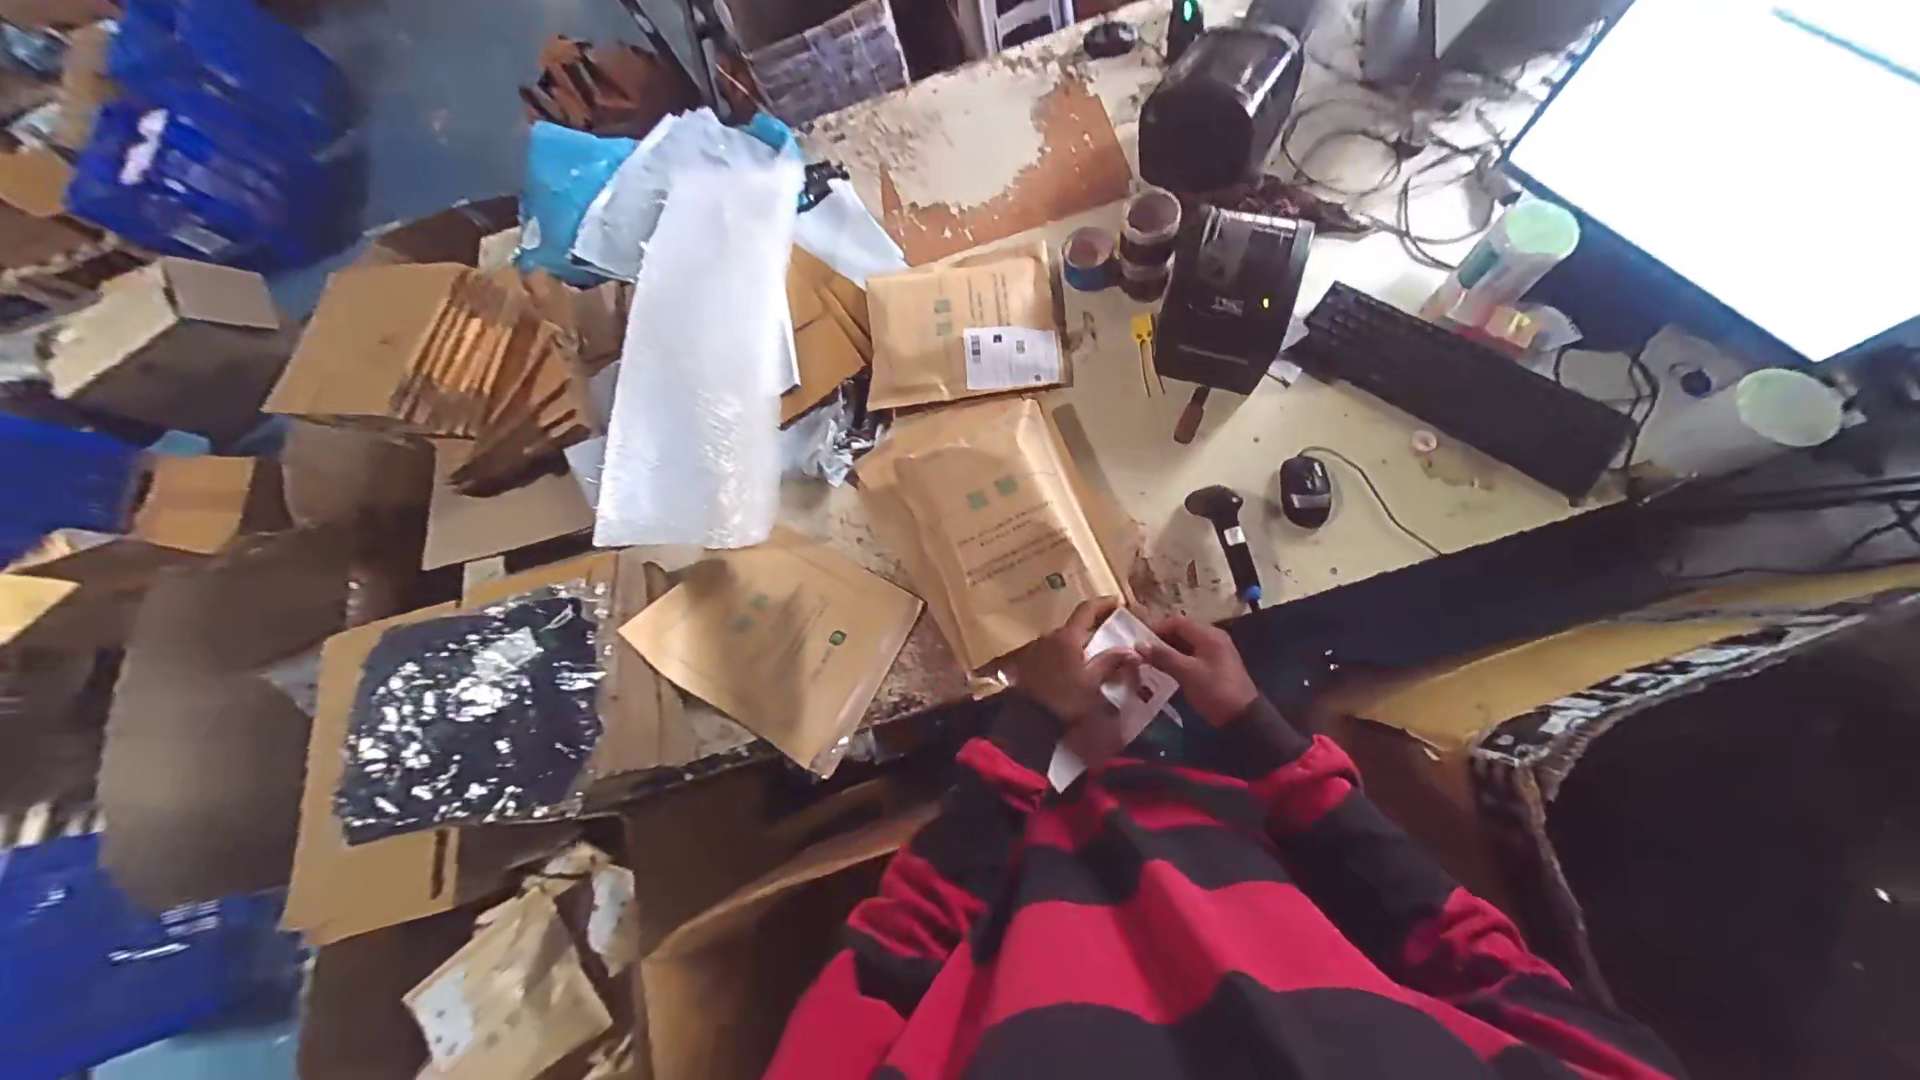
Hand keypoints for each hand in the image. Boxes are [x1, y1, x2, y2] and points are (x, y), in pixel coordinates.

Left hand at [1006, 597, 1139, 726]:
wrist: (1028, 718)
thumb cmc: (1064, 698)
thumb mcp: (1092, 683)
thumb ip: (1110, 662)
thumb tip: (1131, 650)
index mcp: (1067, 637)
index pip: (1087, 609)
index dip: (1103, 603)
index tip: (1118, 602)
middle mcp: (1051, 636)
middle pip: (1076, 624)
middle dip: (1095, 625)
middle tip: (1114, 631)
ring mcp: (1039, 648)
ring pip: (1066, 638)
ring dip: (1082, 641)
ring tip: (1099, 652)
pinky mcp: (1031, 661)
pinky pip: (1056, 650)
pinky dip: (1070, 652)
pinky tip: (1079, 666)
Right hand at [1138, 614, 1258, 726]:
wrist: (1244, 718)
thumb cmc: (1214, 691)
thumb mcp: (1186, 673)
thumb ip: (1163, 656)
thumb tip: (1139, 645)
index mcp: (1208, 635)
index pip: (1177, 621)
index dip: (1156, 629)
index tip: (1140, 643)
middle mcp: (1213, 637)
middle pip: (1182, 630)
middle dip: (1161, 640)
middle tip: (1145, 654)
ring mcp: (1216, 650)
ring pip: (1186, 643)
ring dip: (1169, 650)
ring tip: (1153, 662)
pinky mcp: (1216, 664)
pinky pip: (1193, 653)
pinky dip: (1179, 658)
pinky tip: (1169, 670)